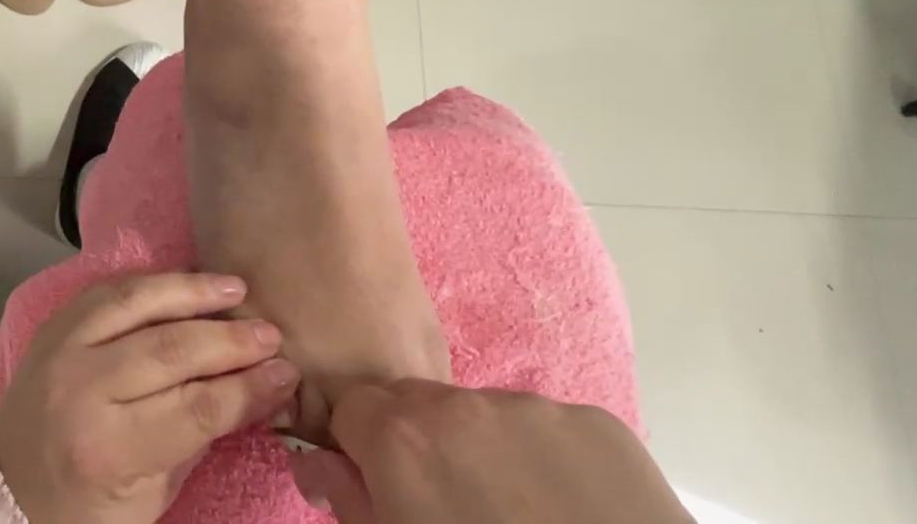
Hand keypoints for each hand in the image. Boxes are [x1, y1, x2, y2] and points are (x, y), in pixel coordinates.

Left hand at [0, 273, 299, 523]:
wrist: (10, 493)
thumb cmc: (88, 508)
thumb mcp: (152, 493)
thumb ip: (201, 434)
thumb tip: (261, 388)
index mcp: (109, 448)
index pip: (196, 408)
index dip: (248, 387)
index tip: (286, 371)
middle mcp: (82, 390)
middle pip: (171, 350)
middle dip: (230, 339)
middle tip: (271, 332)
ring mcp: (62, 351)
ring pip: (136, 304)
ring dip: (191, 292)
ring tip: (234, 287)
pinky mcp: (52, 327)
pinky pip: (106, 291)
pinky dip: (149, 283)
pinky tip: (181, 281)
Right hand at [289, 378, 694, 522]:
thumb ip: (348, 504)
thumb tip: (317, 464)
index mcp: (400, 437)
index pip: (352, 408)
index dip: (361, 448)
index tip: (383, 487)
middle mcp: (461, 404)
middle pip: (418, 404)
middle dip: (421, 444)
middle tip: (454, 511)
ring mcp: (535, 409)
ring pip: (485, 417)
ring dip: (485, 452)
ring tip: (524, 521)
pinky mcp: (599, 426)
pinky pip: (551, 430)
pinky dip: (549, 463)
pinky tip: (574, 516)